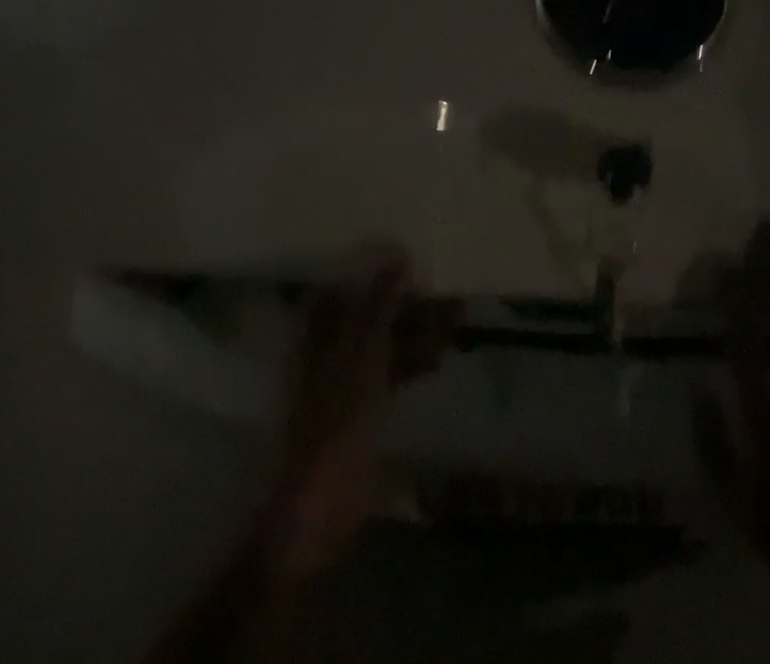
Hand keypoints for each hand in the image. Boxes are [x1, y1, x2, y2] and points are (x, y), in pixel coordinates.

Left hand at [255, 247, 454, 581]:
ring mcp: (341, 387)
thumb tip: (395, 255)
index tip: (416, 263)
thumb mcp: (359, 363)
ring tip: (455, 325)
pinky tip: (437, 363)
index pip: (343, 287)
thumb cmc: (334, 433)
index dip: (376, 271)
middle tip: (447, 297)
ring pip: (381, 345)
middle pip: (365, 315)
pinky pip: (387, 376)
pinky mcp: (358, 416)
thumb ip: (377, 309)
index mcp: (316, 338)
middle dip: (404, 303)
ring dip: (413, 334)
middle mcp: (325, 355)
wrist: (314, 515)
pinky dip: (410, 365)